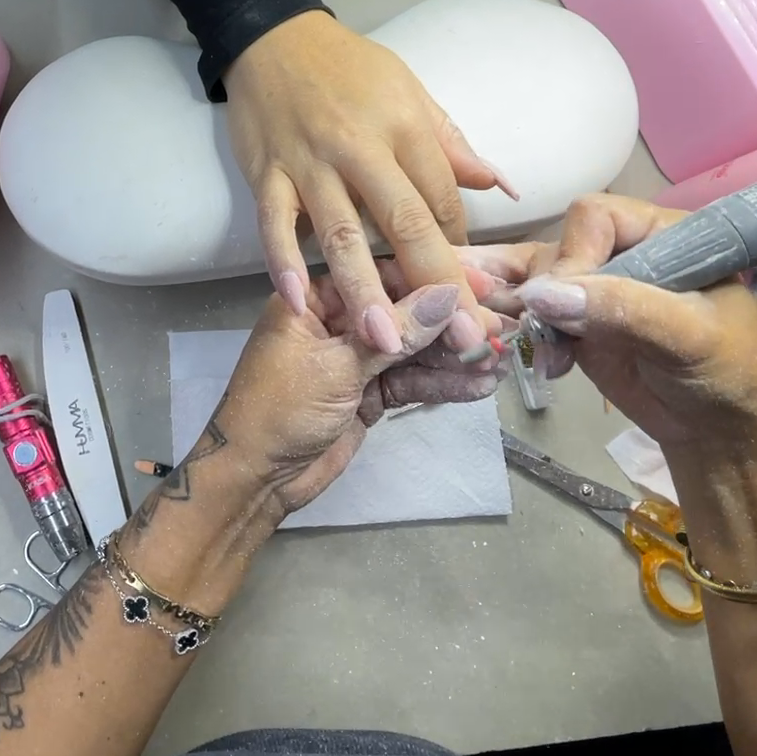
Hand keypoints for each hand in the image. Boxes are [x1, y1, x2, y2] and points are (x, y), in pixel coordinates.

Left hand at [209, 282, 500, 514]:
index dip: (431, 280)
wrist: (255, 478)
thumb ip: (396, 332)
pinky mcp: (365, 393)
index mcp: (312, 299)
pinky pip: (408, 382)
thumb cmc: (281, 409)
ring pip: (411, 351)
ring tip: (501, 360)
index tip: (480, 283)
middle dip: (451, 323)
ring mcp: (352, 359)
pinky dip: (440, 385)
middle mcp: (335, 322)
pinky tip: (479, 386)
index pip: (379, 277)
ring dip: (453, 357)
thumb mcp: (338, 366)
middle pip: (401, 314)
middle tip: (501, 328)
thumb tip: (449, 294)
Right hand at [222, 10, 514, 357]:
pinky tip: (298, 302)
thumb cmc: (348, 67)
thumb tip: (502, 186)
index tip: (475, 297)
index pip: (440, 200)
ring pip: (340, 234)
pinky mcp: (266, 175)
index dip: (460, 251)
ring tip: (384, 341)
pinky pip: (274, 226)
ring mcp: (308, 165)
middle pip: (403, 223)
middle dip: (434, 285)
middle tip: (460, 340)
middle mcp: (360, 149)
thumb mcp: (409, 91)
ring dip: (364, 290)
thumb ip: (450, 143)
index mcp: (404, 127)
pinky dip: (284, 264)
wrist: (272, 38)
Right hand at [456, 194, 756, 450]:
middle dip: (546, 295)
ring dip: (527, 316)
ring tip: (548, 355)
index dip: (574, 254)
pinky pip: (531, 310)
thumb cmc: (729, 375)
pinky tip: (520, 346)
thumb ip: (621, 309)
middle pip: (557, 251)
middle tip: (553, 339)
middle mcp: (623, 253)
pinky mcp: (573, 322)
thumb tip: (538, 294)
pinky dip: (518, 325)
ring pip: (535, 281)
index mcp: (663, 236)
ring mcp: (595, 289)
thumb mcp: (689, 337)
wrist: (722, 433)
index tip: (571, 304)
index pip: (595, 219)